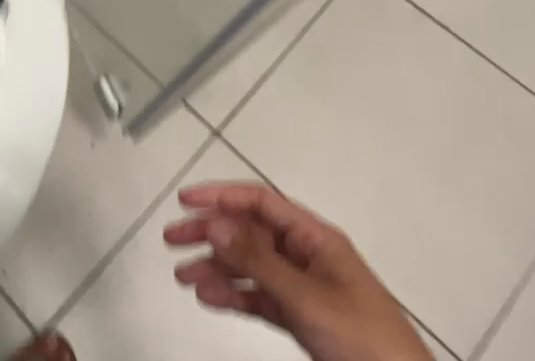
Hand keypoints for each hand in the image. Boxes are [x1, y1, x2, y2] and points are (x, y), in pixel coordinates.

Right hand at [164, 183, 431, 360]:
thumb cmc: (362, 337)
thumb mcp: (307, 296)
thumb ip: (258, 259)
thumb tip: (214, 221)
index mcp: (316, 239)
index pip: (260, 202)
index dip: (221, 196)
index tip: (185, 200)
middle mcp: (306, 256)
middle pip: (249, 232)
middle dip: (210, 232)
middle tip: (172, 238)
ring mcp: (303, 288)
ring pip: (249, 266)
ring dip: (216, 267)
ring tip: (183, 276)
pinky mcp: (301, 317)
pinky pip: (259, 297)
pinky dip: (233, 296)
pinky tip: (208, 298)